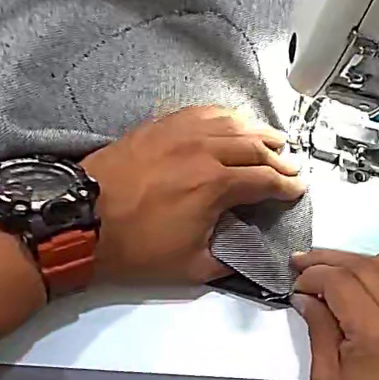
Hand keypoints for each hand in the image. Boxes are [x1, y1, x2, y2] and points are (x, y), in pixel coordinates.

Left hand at [81, 106, 306, 284]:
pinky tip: (230, 119)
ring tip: (272, 137)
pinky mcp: (159, 127)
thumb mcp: (190, 267)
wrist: (82, 221)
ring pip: (232, 123)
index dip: (287, 186)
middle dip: (279, 157)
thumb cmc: (130, 244)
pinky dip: (223, 115)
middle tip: (291, 166)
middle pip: (255, 146)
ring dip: (257, 131)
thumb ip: (227, 257)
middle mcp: (202, 151)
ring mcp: (179, 134)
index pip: (266, 180)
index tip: (296, 189)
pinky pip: (200, 112)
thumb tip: (243, 251)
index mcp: (214, 185)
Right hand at [291, 249, 378, 379]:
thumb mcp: (327, 377)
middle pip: (360, 264)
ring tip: (327, 269)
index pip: (338, 280)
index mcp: (373, 331)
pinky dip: (376, 269)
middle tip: (300, 264)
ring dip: (352, 260)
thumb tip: (305, 297)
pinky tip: (358, 280)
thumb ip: (318, 329)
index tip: (295, 286)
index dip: (312, 276)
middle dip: (326, 259)